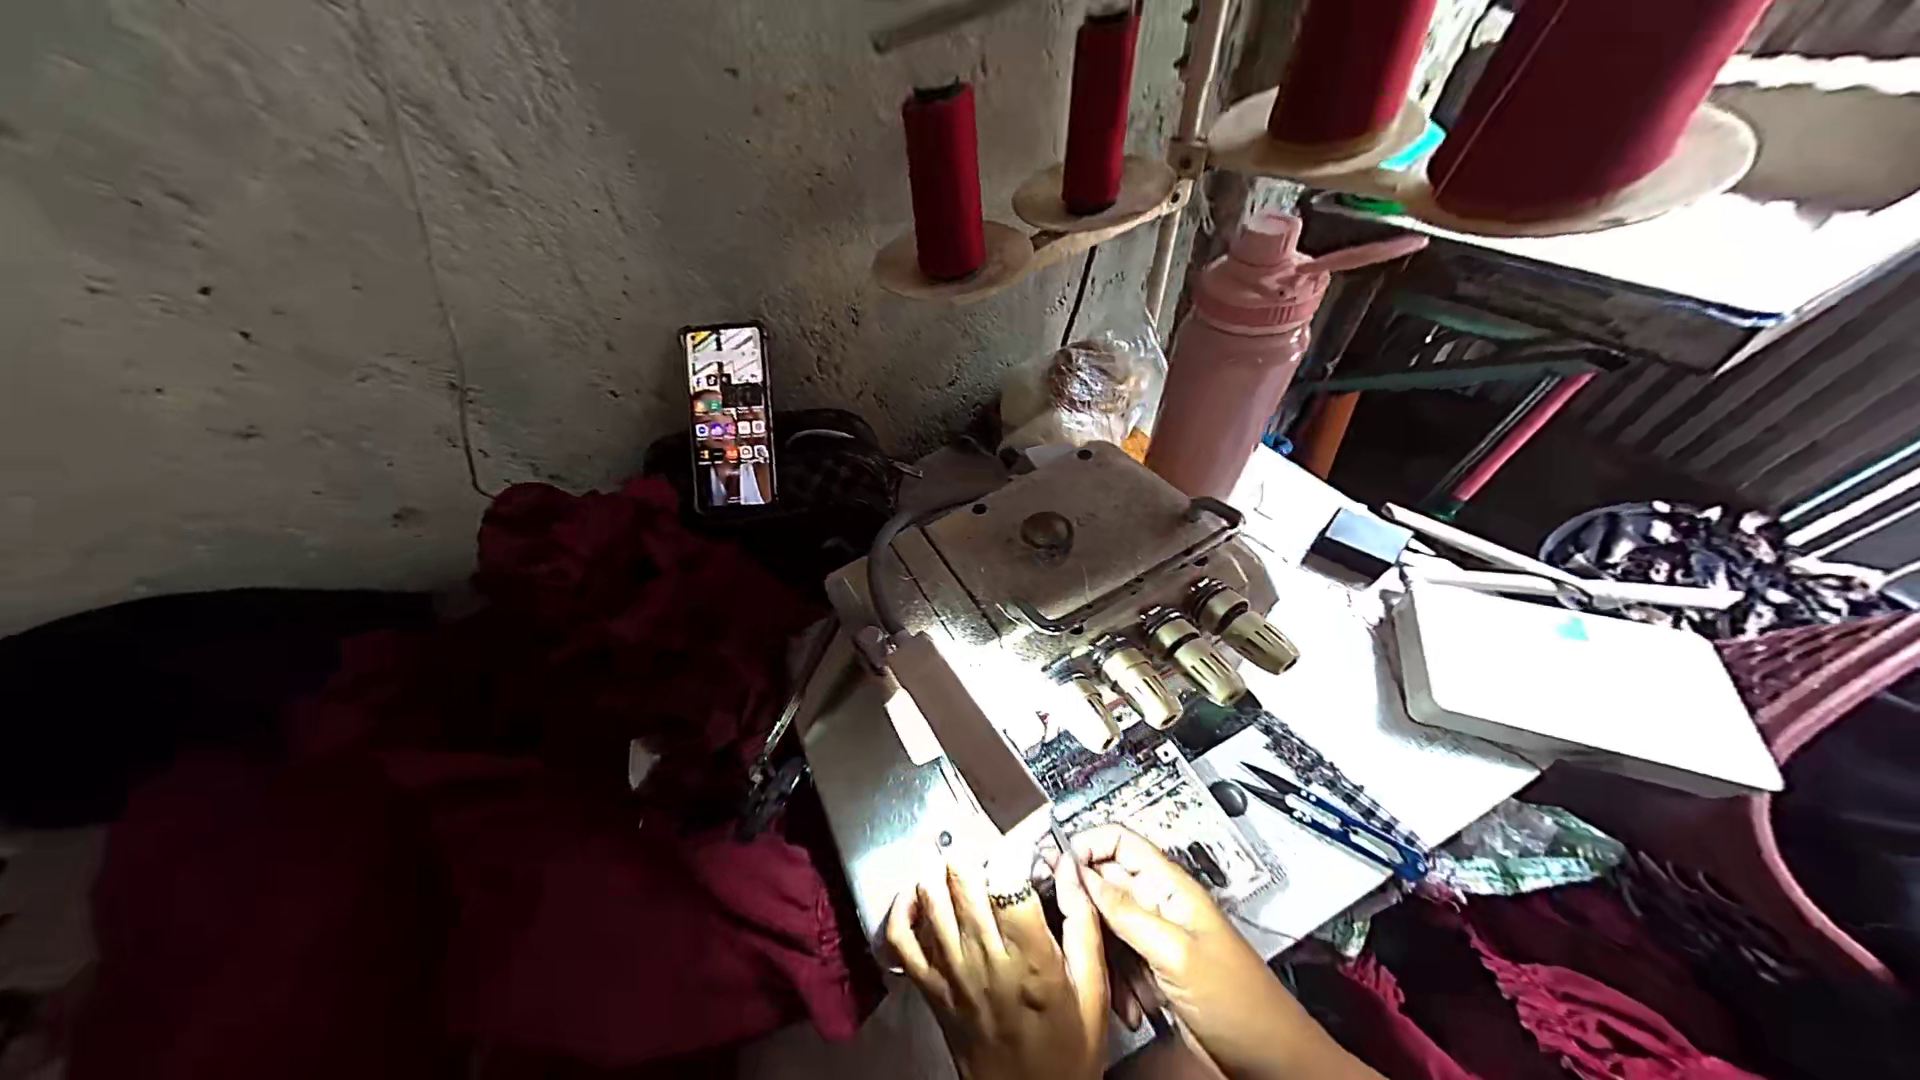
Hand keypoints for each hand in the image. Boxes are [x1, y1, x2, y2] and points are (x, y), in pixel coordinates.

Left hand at [886, 860, 1107, 1079]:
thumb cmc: (1065, 1051)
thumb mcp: (1092, 991)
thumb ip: (1082, 923)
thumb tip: (1069, 868)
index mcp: (1029, 959)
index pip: (1009, 879)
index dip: (1015, 847)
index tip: (1025, 839)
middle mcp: (984, 960)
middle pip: (964, 878)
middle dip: (977, 851)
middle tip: (991, 850)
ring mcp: (950, 972)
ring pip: (931, 896)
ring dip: (942, 869)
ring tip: (959, 863)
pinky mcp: (929, 986)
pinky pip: (900, 937)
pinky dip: (903, 908)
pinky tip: (918, 893)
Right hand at [1069, 826, 1380, 1079]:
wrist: (1273, 1065)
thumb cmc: (1244, 1007)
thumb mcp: (1177, 953)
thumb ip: (1127, 911)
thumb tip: (1083, 875)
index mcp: (1170, 885)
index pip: (1118, 840)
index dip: (1086, 846)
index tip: (1058, 866)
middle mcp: (1159, 904)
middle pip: (1104, 882)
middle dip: (1087, 907)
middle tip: (1073, 930)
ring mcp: (1155, 937)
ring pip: (1105, 924)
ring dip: (1101, 952)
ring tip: (1116, 983)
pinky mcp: (1152, 968)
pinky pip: (1115, 959)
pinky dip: (1114, 980)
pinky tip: (1130, 1005)